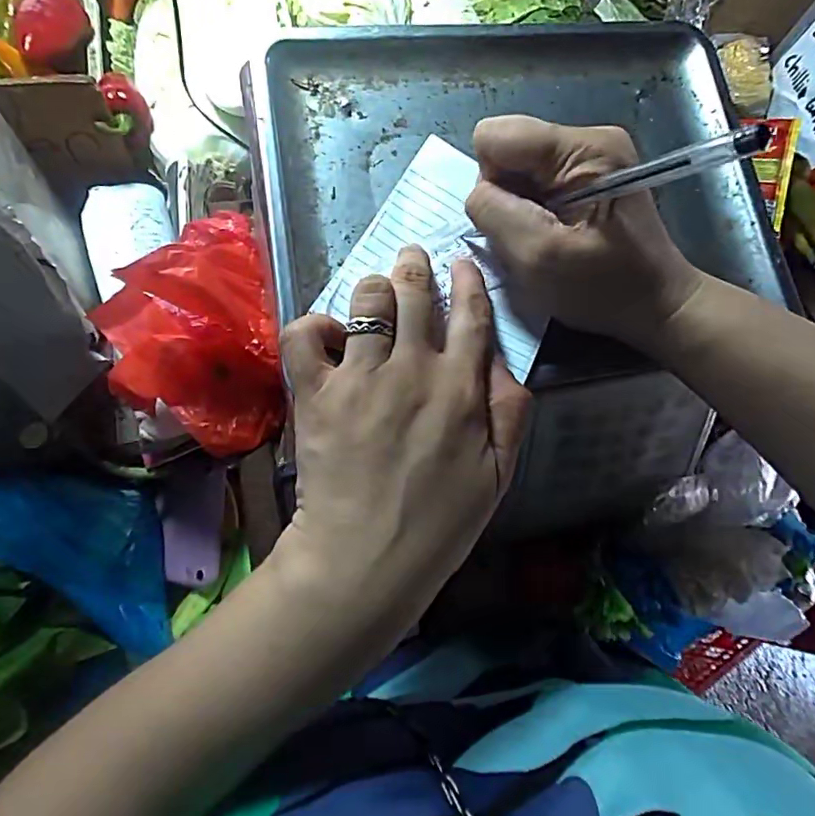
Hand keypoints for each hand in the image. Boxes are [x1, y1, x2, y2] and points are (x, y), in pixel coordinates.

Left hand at [279, 248, 531, 591]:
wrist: (366, 557)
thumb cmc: (439, 523)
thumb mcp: (499, 473)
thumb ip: (510, 410)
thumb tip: (500, 356)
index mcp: (461, 389)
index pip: (470, 314)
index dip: (466, 281)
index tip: (460, 262)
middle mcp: (413, 370)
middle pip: (415, 294)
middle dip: (414, 267)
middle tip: (411, 258)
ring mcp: (359, 378)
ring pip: (367, 302)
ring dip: (373, 289)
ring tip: (374, 292)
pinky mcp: (315, 394)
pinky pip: (305, 335)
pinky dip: (314, 325)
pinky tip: (327, 336)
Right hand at [465, 115, 703, 345]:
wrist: (656, 304)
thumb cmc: (602, 287)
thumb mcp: (538, 256)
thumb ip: (495, 213)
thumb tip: (478, 193)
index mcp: (581, 148)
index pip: (494, 137)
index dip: (490, 182)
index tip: (515, 220)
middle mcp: (587, 138)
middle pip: (506, 149)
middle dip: (506, 195)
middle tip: (533, 234)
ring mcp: (589, 154)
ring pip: (516, 167)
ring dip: (518, 206)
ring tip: (547, 237)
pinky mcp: (588, 174)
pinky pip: (533, 181)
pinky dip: (532, 210)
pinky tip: (555, 233)